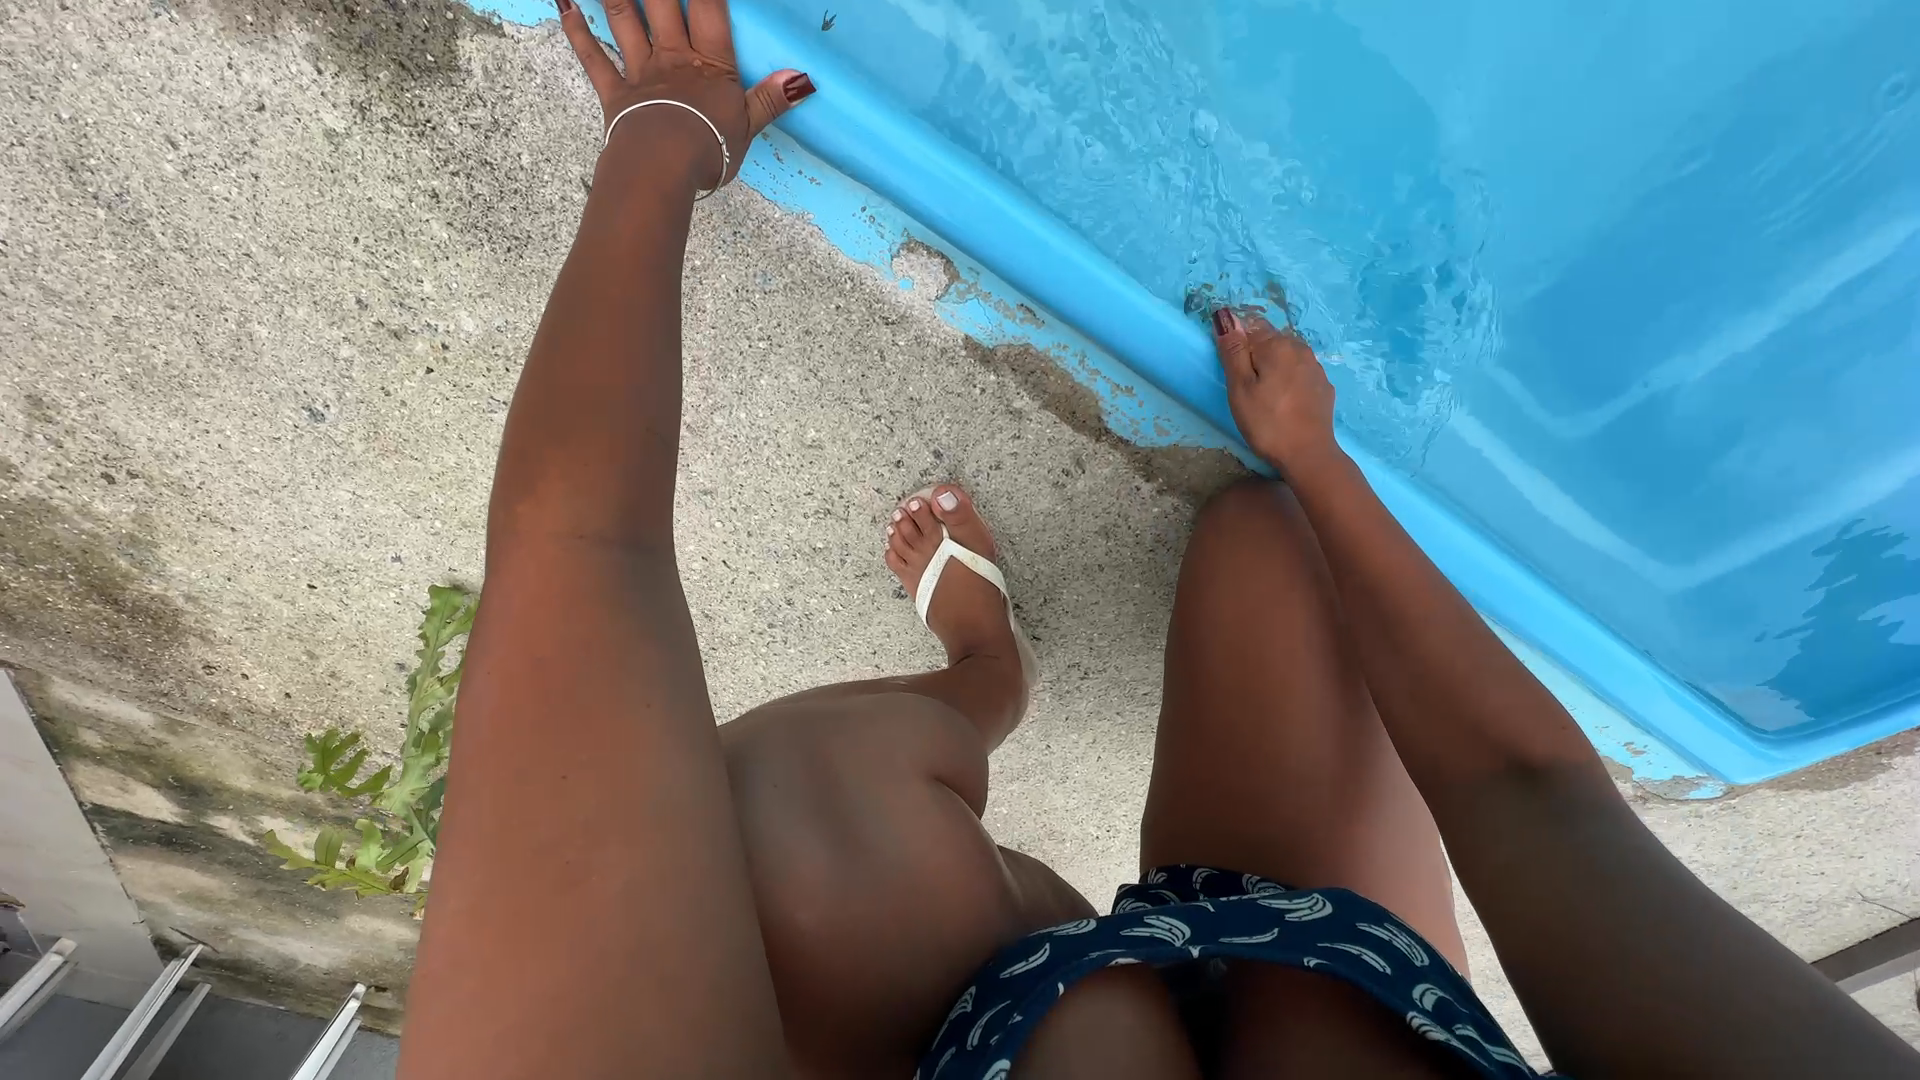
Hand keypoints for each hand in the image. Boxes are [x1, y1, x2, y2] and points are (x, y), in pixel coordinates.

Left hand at [556, 0, 814, 190]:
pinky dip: (576, 29)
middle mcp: (672, 57)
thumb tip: (802, 79)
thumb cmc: (710, 148)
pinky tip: (564, 3)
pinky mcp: (614, 92)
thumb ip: (771, 99)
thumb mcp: (748, 127)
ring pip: (623, 18)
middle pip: (661, 1)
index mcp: (709, 64)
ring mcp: (640, 72)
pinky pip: (592, 56)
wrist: (664, 167)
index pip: (710, 9)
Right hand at [1212, 308, 1339, 473]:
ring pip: (1287, 356)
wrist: (1307, 453)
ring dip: (1273, 366)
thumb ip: (1233, 351)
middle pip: (1271, 340)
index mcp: (1276, 346)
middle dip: (1255, 353)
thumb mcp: (1240, 388)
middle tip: (1243, 384)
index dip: (1237, 340)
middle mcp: (1300, 349)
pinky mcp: (1323, 386)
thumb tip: (1226, 316)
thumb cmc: (1266, 422)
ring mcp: (1315, 367)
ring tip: (1263, 392)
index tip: (1230, 366)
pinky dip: (1288, 378)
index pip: (1252, 326)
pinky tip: (1283, 399)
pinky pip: (1300, 372)